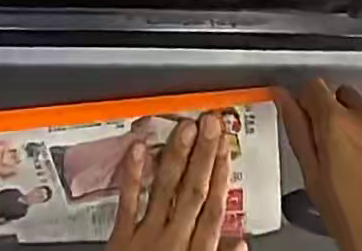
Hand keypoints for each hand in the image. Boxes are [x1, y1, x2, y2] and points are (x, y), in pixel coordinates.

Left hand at [107, 112, 243, 250]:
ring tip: (184, 128)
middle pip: (194, 193)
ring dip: (175, 157)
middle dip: (204, 156)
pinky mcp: (120, 239)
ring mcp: (146, 238)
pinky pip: (127, 202)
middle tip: (211, 123)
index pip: (215, 211)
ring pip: (165, 190)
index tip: (226, 146)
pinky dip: (132, 174)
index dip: (222, 176)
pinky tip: (137, 147)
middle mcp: (174, 243)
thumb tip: (241, 241)